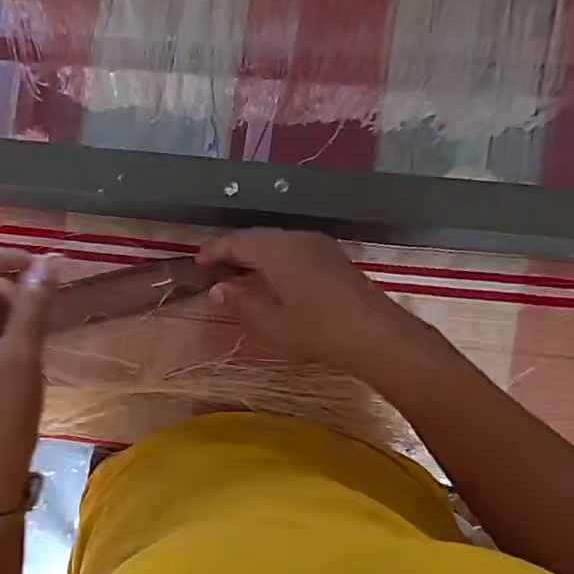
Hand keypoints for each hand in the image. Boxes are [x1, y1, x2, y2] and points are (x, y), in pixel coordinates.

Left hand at [0, 249, 56, 513]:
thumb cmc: (4, 414)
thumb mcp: (22, 356)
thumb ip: (33, 306)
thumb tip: (49, 262)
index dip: (0, 258)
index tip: (39, 269)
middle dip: (10, 285)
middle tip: (41, 302)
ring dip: (15, 309)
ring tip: (29, 344)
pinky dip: (15, 326)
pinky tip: (27, 352)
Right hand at [198, 229, 429, 381]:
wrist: (375, 336)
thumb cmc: (316, 331)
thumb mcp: (270, 323)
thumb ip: (240, 302)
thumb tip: (218, 289)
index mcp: (277, 249)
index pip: (237, 241)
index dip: (214, 251)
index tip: (197, 263)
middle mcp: (297, 239)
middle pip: (257, 237)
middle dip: (233, 250)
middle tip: (214, 267)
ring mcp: (319, 246)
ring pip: (277, 242)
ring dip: (255, 254)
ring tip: (238, 274)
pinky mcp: (333, 258)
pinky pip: (293, 250)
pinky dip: (274, 259)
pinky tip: (270, 279)